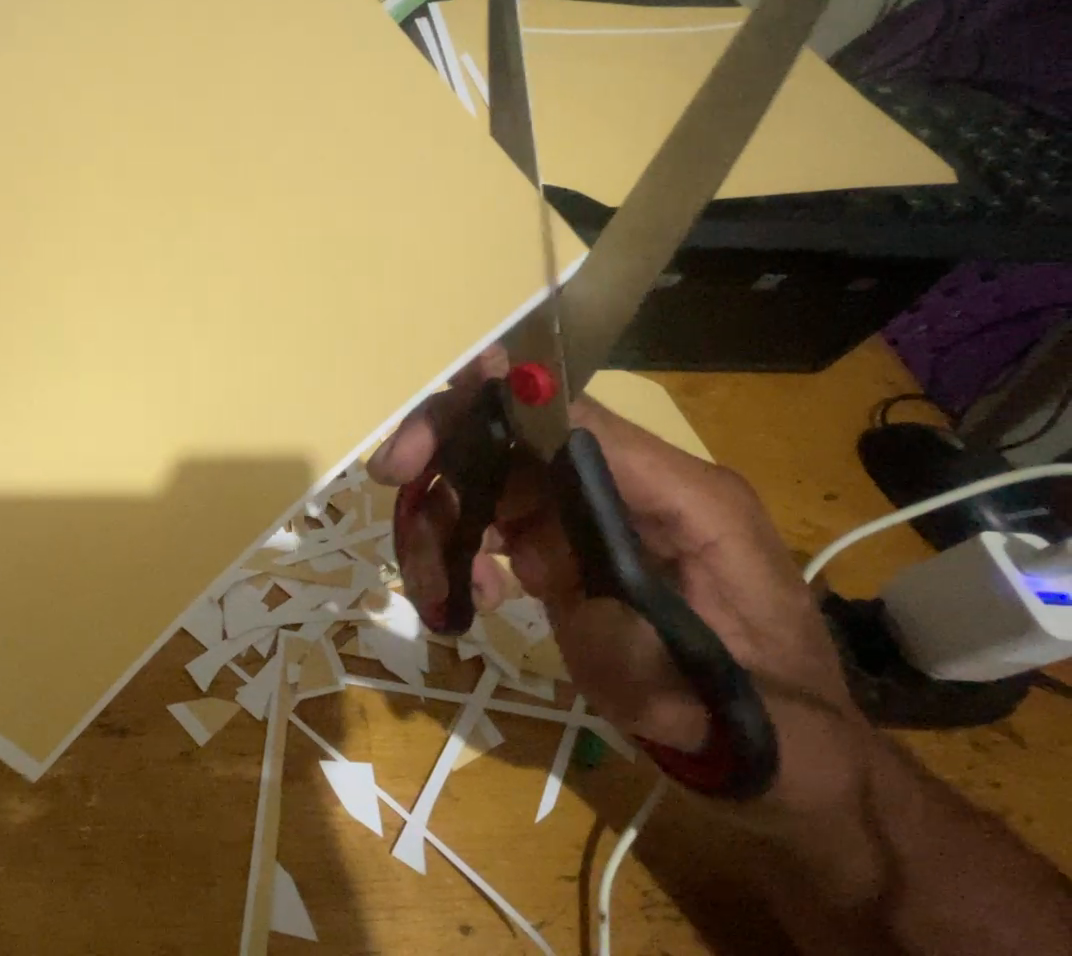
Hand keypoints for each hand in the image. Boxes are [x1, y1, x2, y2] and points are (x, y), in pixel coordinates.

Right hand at [370, 376, 873, 817]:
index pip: (567, 424)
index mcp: (683, 499)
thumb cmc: (765, 737)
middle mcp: (635, 490)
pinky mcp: (575, 547)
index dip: (478, 423)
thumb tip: (527, 571)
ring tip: (434, 596)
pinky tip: (467, 602)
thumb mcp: (701, 701)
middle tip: (401, 532)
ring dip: (442, 528)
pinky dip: (462, 554)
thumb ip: (622, 636)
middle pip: (513, 443)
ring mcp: (600, 516)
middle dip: (442, 478)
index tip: (405, 463)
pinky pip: (497, 525)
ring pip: (492, 483)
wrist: (790, 767)